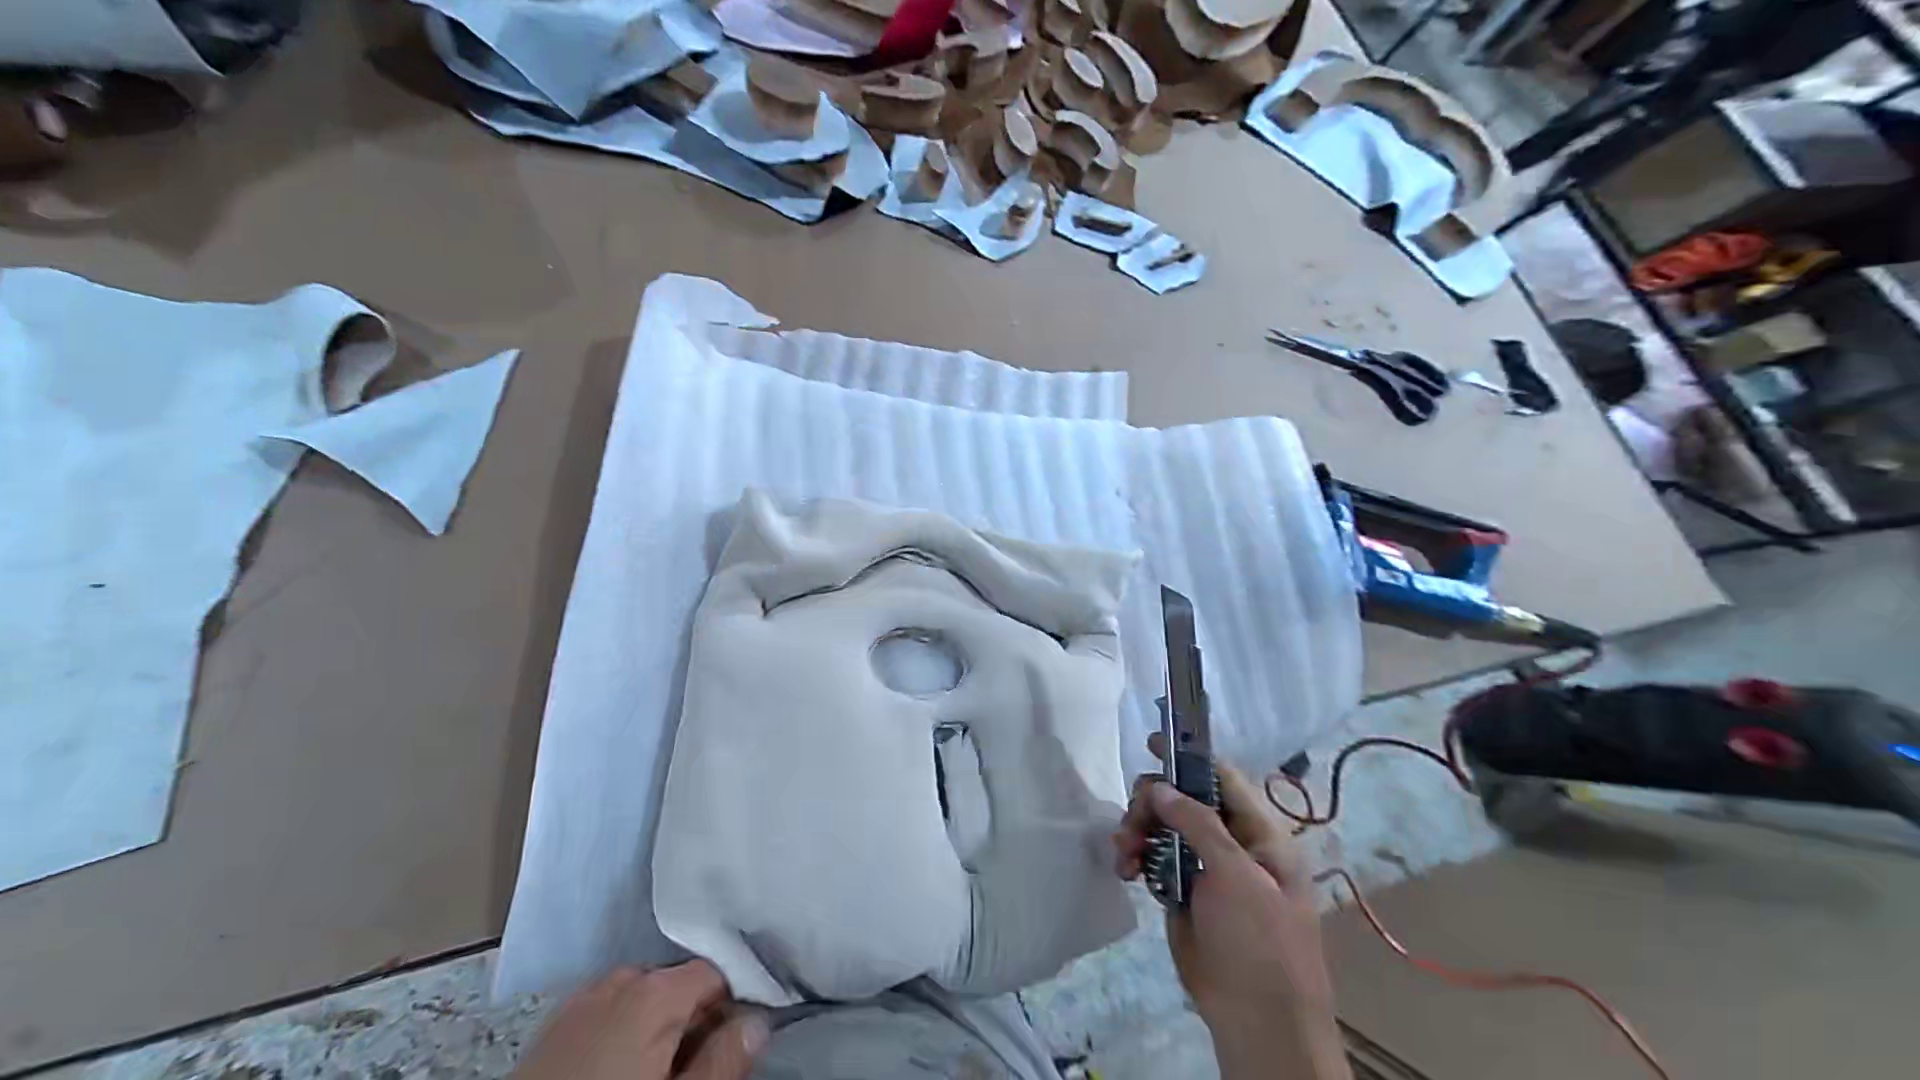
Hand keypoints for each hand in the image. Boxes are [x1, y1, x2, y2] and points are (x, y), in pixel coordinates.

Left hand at [512, 961, 767, 1079]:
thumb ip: (723, 1060)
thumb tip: (758, 1022)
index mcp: (655, 989)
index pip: (718, 973)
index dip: (735, 1005)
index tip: (736, 1042)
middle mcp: (620, 978)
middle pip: (679, 985)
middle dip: (695, 1020)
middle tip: (695, 1069)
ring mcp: (581, 1000)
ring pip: (642, 1001)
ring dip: (659, 1029)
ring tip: (658, 1073)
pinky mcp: (553, 1027)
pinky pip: (607, 1015)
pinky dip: (623, 1034)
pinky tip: (618, 1071)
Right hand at [1114, 737, 1351, 1079]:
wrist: (1257, 1023)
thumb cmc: (1260, 942)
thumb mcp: (1236, 876)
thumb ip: (1198, 823)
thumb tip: (1159, 786)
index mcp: (1259, 834)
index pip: (1221, 778)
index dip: (1188, 756)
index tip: (1151, 742)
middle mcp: (1231, 844)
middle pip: (1183, 801)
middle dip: (1151, 802)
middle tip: (1132, 822)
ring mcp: (1205, 869)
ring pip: (1162, 828)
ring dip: (1137, 831)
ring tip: (1124, 854)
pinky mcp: (1183, 893)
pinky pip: (1153, 858)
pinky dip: (1135, 858)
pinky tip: (1125, 871)